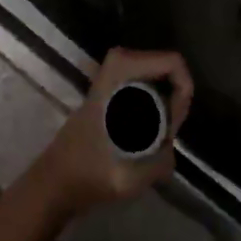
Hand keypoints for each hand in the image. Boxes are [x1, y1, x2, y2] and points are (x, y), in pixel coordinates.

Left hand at [33, 48, 192, 211]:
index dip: (183, 93)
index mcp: (119, 73)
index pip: (172, 61)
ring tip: (153, 145)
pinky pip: (147, 92)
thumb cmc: (89, 173)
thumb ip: (161, 160)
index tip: (173, 127)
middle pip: (166, 71)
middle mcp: (116, 66)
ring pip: (158, 83)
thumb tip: (172, 147)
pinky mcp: (113, 91)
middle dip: (174, 105)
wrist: (57, 178)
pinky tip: (143, 143)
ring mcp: (113, 77)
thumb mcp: (131, 176)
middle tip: (164, 140)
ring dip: (164, 113)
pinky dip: (154, 115)